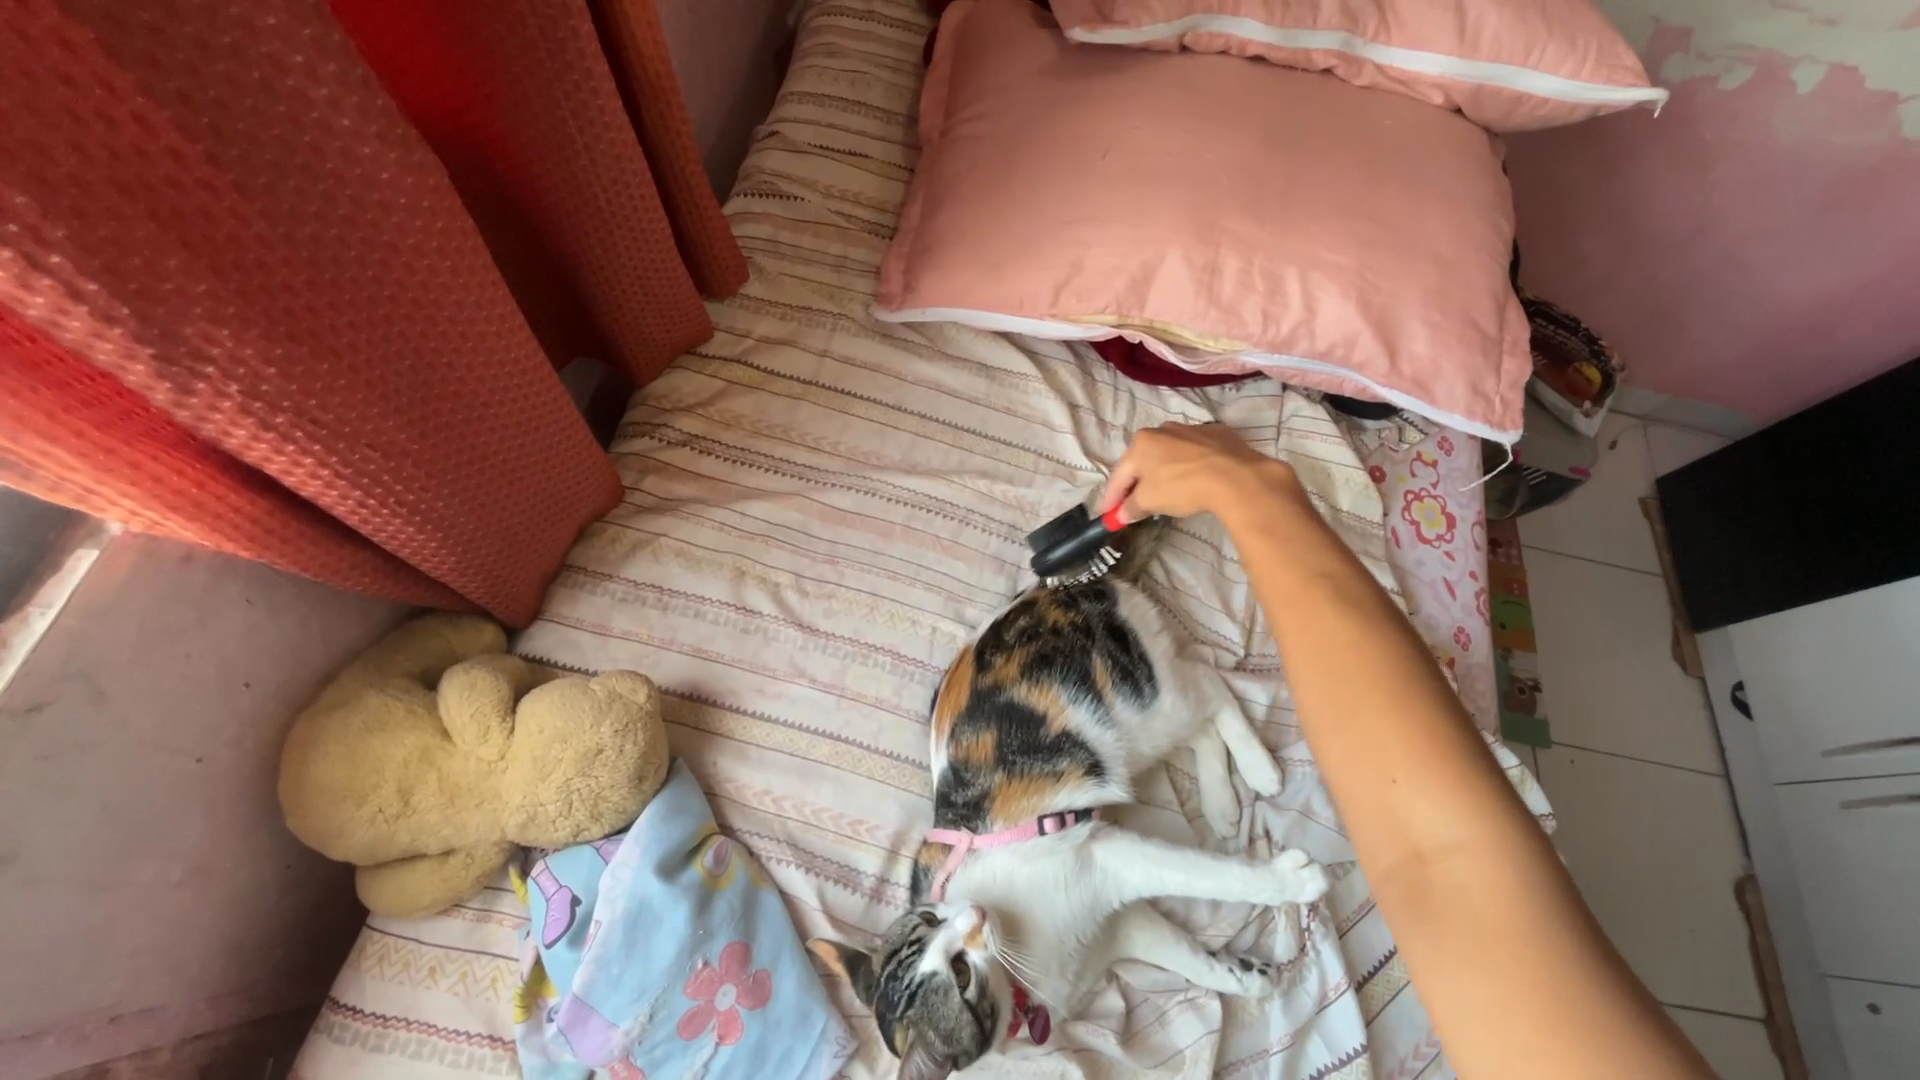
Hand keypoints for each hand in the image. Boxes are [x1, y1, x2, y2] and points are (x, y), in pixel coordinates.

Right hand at [1099, 423, 1298, 523]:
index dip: (1112, 497)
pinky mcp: (1219, 433)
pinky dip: (1192, 464)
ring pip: (1171, 453)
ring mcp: (1192, 429)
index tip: (1108, 514)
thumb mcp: (1150, 502)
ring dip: (1165, 470)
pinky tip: (1197, 477)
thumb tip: (1122, 514)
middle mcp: (1163, 429)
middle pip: (1144, 460)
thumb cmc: (1182, 486)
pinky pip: (1197, 451)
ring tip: (1168, 489)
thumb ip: (1131, 507)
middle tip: (1135, 503)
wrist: (1235, 476)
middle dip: (1138, 481)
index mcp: (1141, 443)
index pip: (1120, 475)